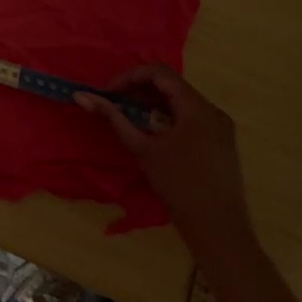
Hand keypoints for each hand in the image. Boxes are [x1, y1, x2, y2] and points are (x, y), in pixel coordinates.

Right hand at [75, 65, 251, 241]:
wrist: (218, 228)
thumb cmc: (178, 185)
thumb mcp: (142, 148)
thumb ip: (113, 117)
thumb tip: (81, 95)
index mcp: (198, 108)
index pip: (159, 73)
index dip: (129, 77)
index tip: (108, 93)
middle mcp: (213, 111)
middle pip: (171, 85)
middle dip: (139, 90)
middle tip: (114, 105)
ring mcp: (220, 126)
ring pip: (180, 100)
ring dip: (152, 103)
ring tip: (130, 119)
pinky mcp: (221, 141)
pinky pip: (190, 116)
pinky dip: (167, 116)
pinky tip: (153, 133)